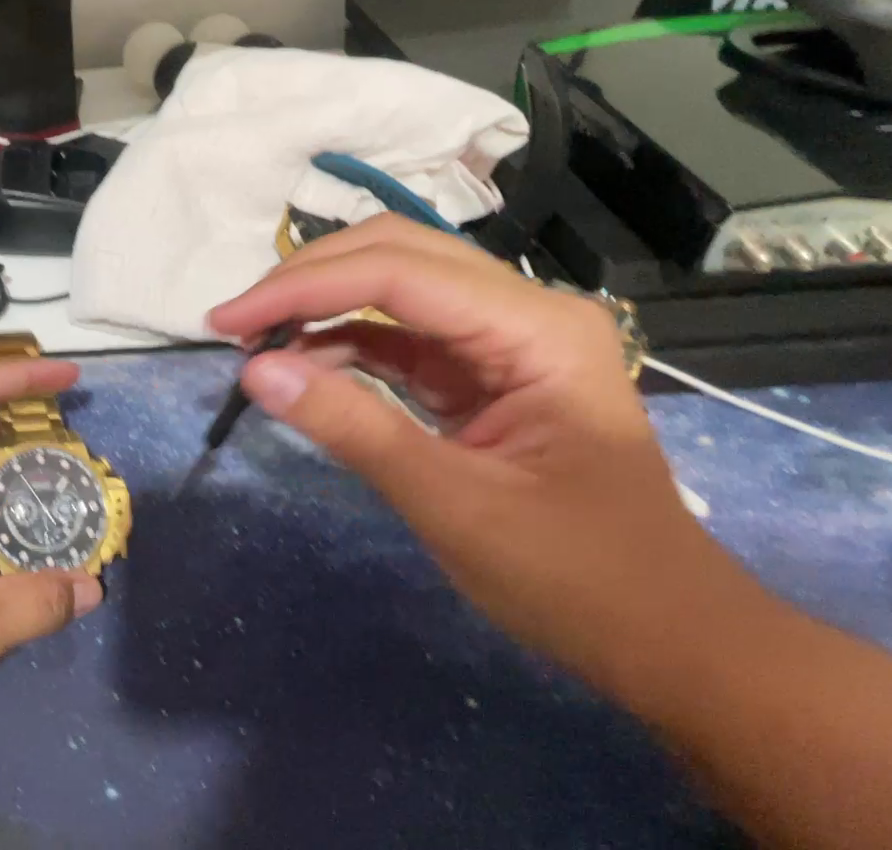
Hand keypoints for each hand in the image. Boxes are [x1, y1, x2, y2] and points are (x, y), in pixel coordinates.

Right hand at [208, 215, 775, 707]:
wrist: (665, 637)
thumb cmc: (578, 577)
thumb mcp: (453, 504)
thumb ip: (353, 429)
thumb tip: (255, 371)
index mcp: (536, 330)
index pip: (397, 275)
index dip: (302, 287)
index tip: (225, 322)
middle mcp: (522, 313)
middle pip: (395, 255)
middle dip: (306, 279)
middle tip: (235, 324)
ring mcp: (501, 341)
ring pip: (392, 286)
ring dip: (319, 306)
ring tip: (255, 346)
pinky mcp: (478, 372)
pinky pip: (396, 336)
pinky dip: (340, 344)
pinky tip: (300, 368)